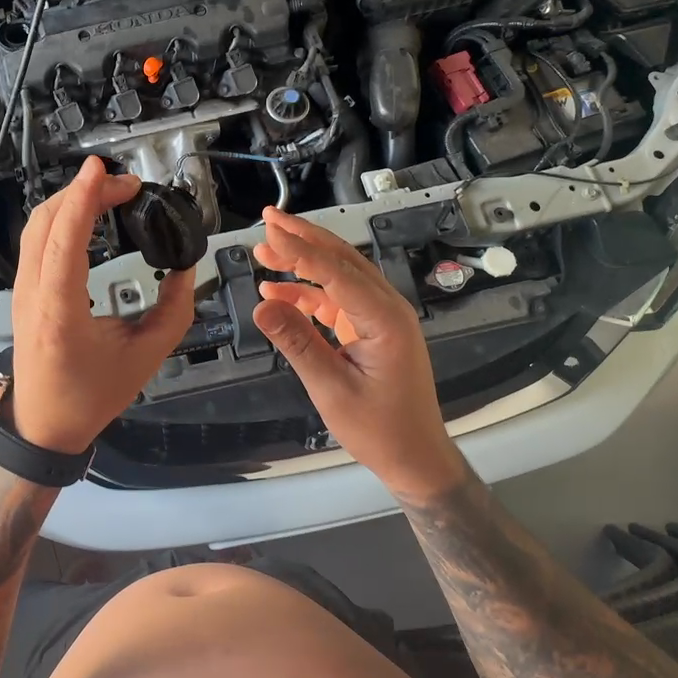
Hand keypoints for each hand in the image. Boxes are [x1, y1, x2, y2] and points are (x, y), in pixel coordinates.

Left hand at [7, 157, 195, 455]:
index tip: (100, 170)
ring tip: (110, 194)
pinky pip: (36, 240)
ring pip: (37, 227)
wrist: (43, 426)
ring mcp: (22, 289)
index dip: (82, 199)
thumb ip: (174, 308)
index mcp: (60, 310)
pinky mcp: (24, 289)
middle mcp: (33, 291)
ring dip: (70, 202)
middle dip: (84, 192)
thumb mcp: (146, 356)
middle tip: (127, 187)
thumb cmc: (92, 395)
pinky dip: (62, 218)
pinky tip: (87, 216)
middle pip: (46, 221)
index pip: (64, 240)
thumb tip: (185, 266)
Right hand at [251, 208, 466, 497]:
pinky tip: (276, 290)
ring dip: (302, 261)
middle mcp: (386, 308)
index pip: (337, 272)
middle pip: (342, 260)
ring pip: (338, 274)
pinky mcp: (370, 329)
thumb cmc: (380, 429)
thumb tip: (261, 305)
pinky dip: (306, 291)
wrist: (416, 459)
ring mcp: (379, 317)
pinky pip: (336, 299)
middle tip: (268, 218)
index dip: (301, 251)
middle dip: (304, 237)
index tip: (269, 233)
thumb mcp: (332, 389)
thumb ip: (297, 343)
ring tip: (263, 249)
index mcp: (385, 319)